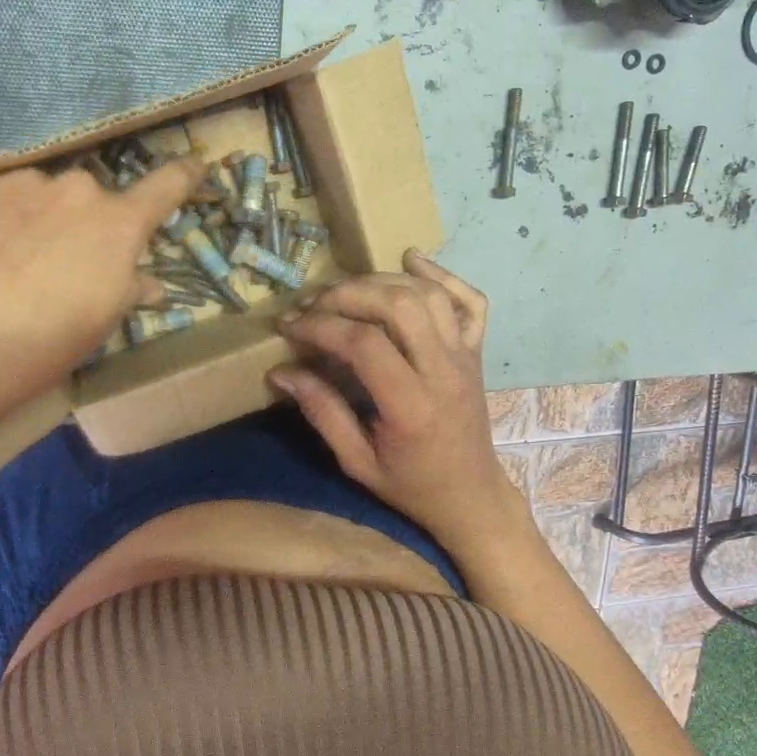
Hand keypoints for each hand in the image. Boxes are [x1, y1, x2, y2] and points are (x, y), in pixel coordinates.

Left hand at [0, 159, 206, 409]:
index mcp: (118, 224)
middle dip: (82, 224)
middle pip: (90, 199)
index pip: (166, 188)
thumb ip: (128, 290)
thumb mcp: (100, 324)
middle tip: (60, 266)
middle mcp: (75, 190)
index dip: (183, 177)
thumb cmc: (47, 342)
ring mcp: (20, 184)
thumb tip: (150, 284)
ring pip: (38, 196)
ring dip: (34, 220)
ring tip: (7, 266)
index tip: (194, 167)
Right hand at [268, 251, 518, 537]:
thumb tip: (280, 371)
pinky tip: (410, 259)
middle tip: (312, 304)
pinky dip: (442, 274)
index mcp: (411, 406)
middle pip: (399, 305)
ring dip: (382, 280)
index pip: (365, 344)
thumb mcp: (356, 462)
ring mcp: (465, 356)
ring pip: (428, 295)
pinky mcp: (476, 350)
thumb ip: (322, 412)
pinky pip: (469, 300)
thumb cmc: (410, 485)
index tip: (289, 326)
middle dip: (347, 294)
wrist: (470, 496)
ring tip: (345, 289)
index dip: (321, 326)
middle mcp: (443, 371)